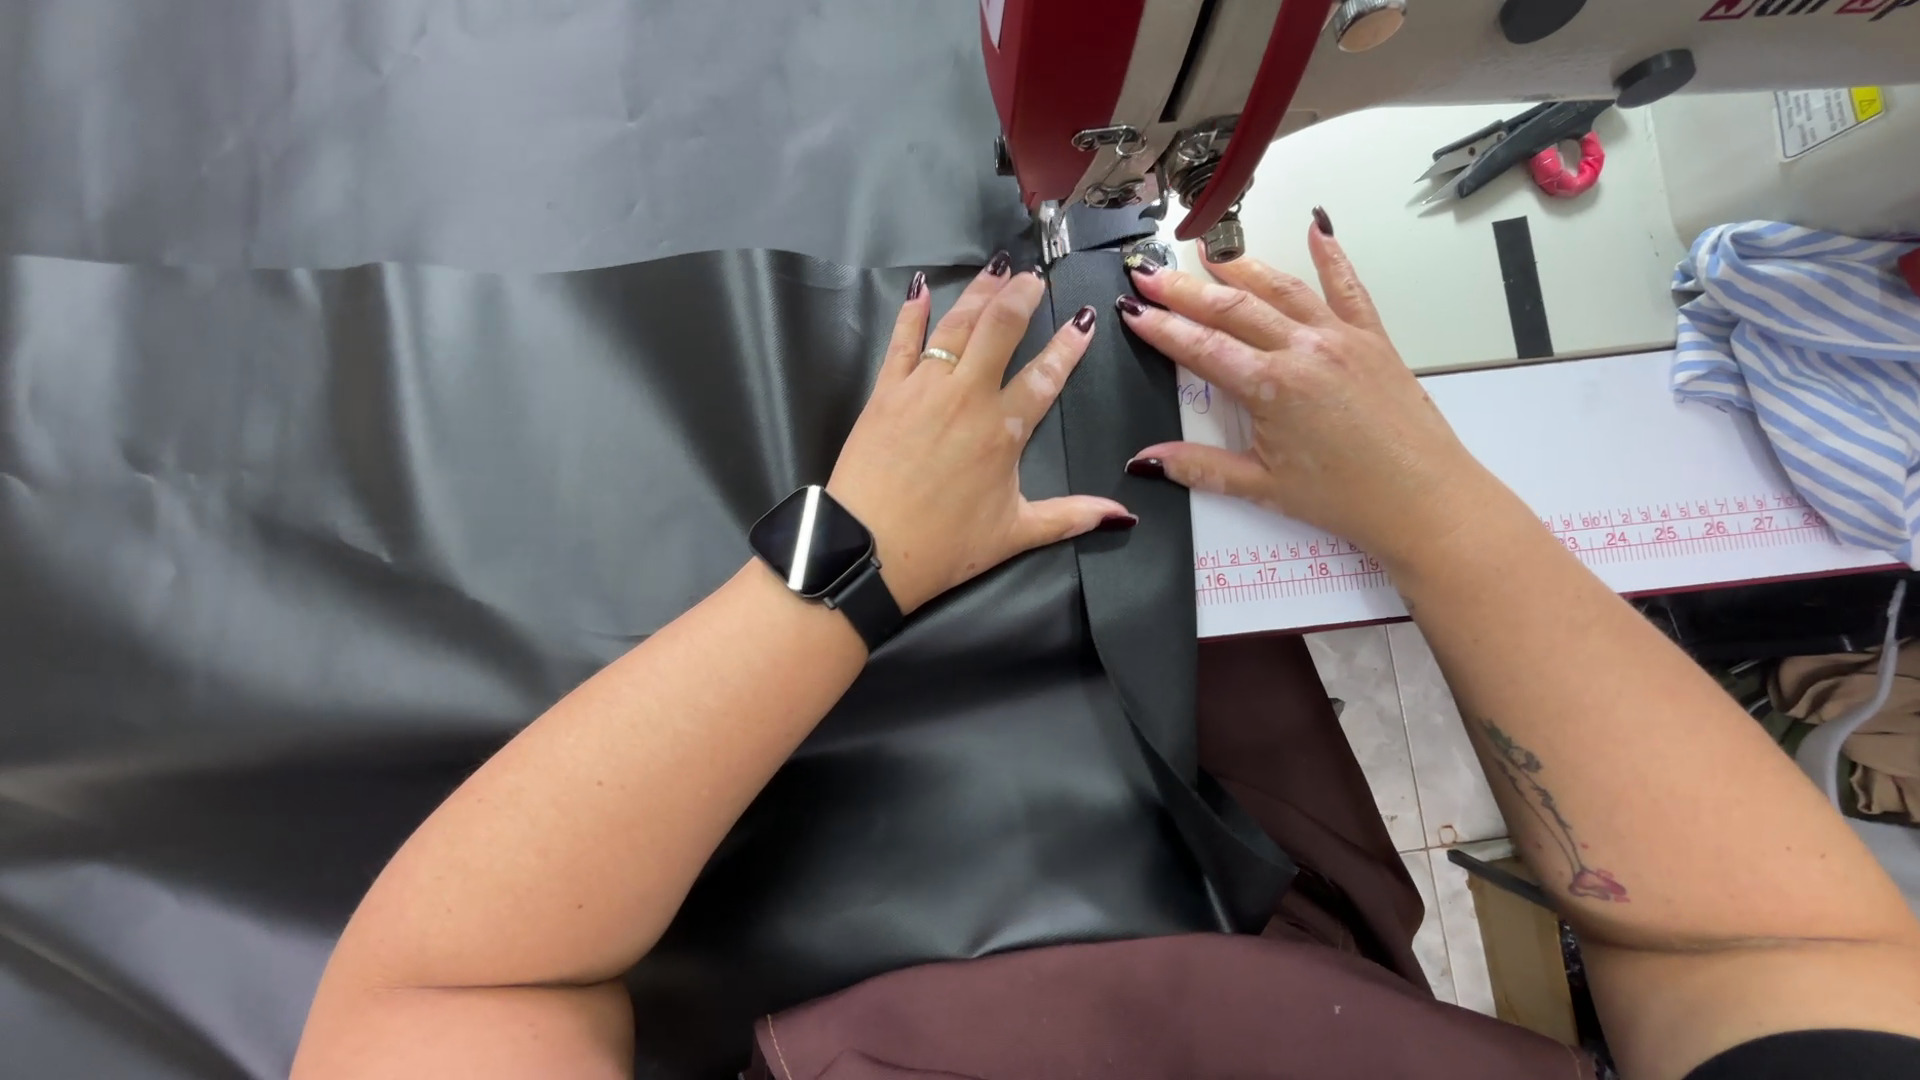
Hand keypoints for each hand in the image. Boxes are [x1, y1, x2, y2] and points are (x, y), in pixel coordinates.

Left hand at [828, 258, 1130, 613]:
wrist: (870, 549)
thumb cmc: (944, 546)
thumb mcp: (1015, 535)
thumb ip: (1070, 517)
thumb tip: (1122, 517)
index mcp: (1004, 430)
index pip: (1046, 375)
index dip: (1068, 345)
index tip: (1083, 319)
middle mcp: (967, 396)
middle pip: (1000, 329)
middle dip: (1021, 297)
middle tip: (1033, 278)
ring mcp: (923, 388)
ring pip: (956, 324)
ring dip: (979, 293)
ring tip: (997, 269)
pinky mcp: (885, 391)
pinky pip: (901, 341)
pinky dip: (911, 312)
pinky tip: (920, 288)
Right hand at [1116, 220, 1495, 567]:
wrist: (1423, 498)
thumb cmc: (1347, 496)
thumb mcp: (1261, 486)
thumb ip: (1199, 467)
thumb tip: (1147, 460)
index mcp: (1272, 387)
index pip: (1201, 347)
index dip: (1161, 327)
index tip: (1132, 310)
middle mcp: (1304, 351)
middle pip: (1232, 308)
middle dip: (1184, 289)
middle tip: (1150, 273)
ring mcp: (1341, 338)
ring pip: (1281, 289)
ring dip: (1241, 268)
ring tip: (1209, 251)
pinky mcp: (1372, 339)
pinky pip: (1348, 287)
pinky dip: (1331, 256)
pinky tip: (1317, 230)